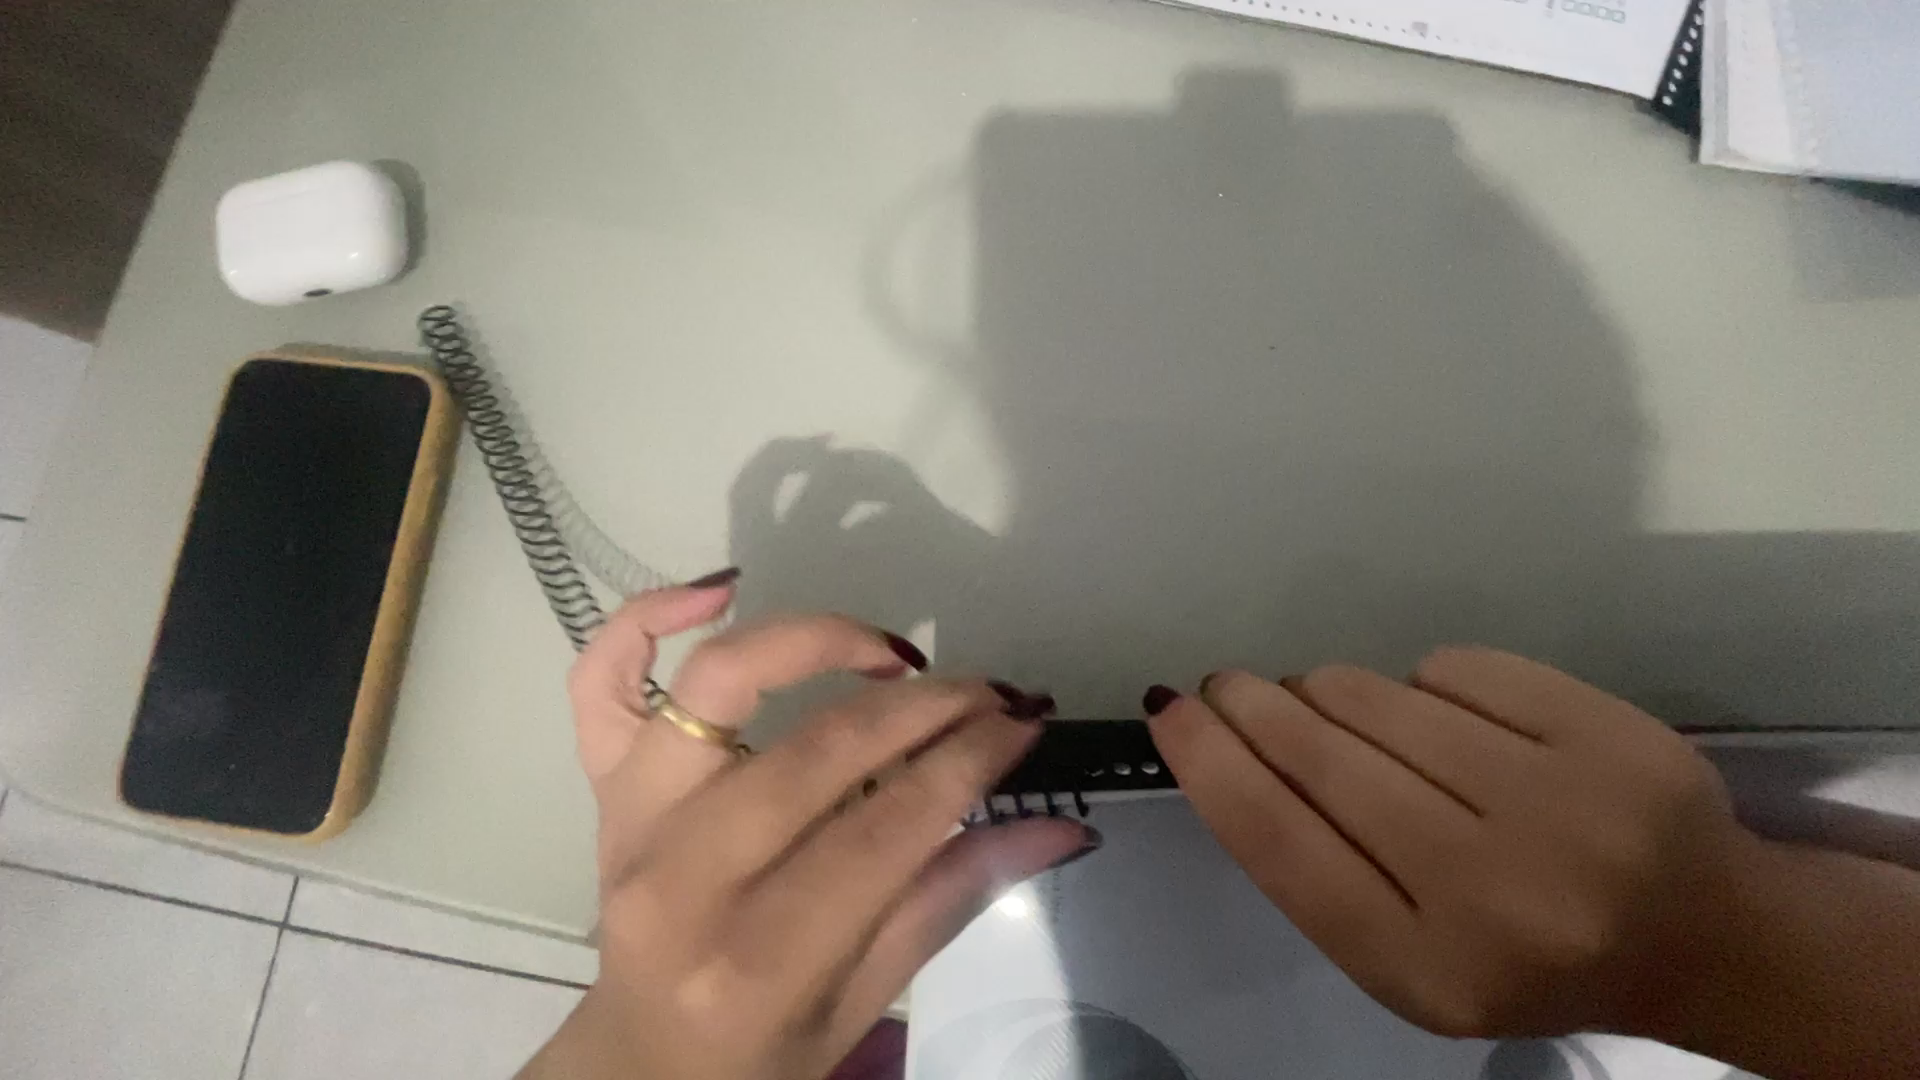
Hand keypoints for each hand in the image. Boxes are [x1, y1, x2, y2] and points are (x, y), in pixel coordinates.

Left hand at [524, 576, 1095, 1079]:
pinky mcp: (601, 784)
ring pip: (718, 685)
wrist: (644, 1058)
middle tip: (986, 691)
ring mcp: (627, 818)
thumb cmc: (765, 1042)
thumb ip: (961, 893)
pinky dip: (649, 617)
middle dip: (924, 708)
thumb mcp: (872, 994)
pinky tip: (723, 588)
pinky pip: (601, 678)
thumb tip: (1067, 825)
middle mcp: (679, 877)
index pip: (883, 831)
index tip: (1022, 720)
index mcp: (754, 958)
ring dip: (817, 642)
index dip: (965, 762)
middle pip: (817, 751)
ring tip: (887, 652)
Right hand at [1146, 646, 1763, 1039]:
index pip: (1277, 839)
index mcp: (1423, 968)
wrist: (1704, 942)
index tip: (1168, 706)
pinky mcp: (1614, 739)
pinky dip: (1423, 681)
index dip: (1207, 759)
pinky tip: (1444, 715)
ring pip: (1376, 698)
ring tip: (1336, 707)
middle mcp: (1498, 898)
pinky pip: (1450, 666)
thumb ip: (1306, 855)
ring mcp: (1568, 813)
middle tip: (1229, 685)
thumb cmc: (1509, 946)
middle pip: (1319, 757)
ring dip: (1330, 691)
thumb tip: (1219, 737)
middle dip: (1253, 705)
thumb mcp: (1393, 940)